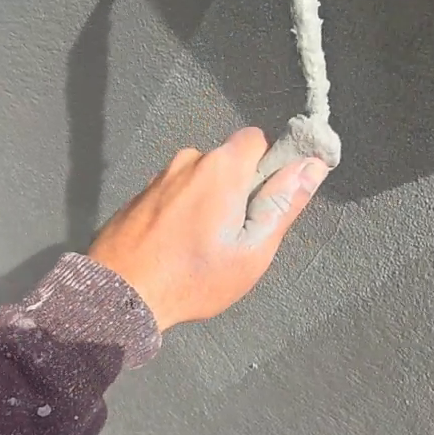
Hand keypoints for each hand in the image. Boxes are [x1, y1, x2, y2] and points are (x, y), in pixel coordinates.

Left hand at [88, 127, 329, 331]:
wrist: (120, 296)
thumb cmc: (191, 279)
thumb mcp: (251, 250)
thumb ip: (284, 204)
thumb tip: (313, 166)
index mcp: (221, 168)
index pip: (257, 139)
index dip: (267, 167)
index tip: (263, 202)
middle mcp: (187, 161)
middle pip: (226, 163)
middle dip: (235, 192)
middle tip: (230, 238)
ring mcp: (158, 178)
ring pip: (197, 181)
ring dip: (205, 206)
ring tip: (197, 249)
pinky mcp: (138, 197)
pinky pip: (171, 196)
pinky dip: (178, 215)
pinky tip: (173, 249)